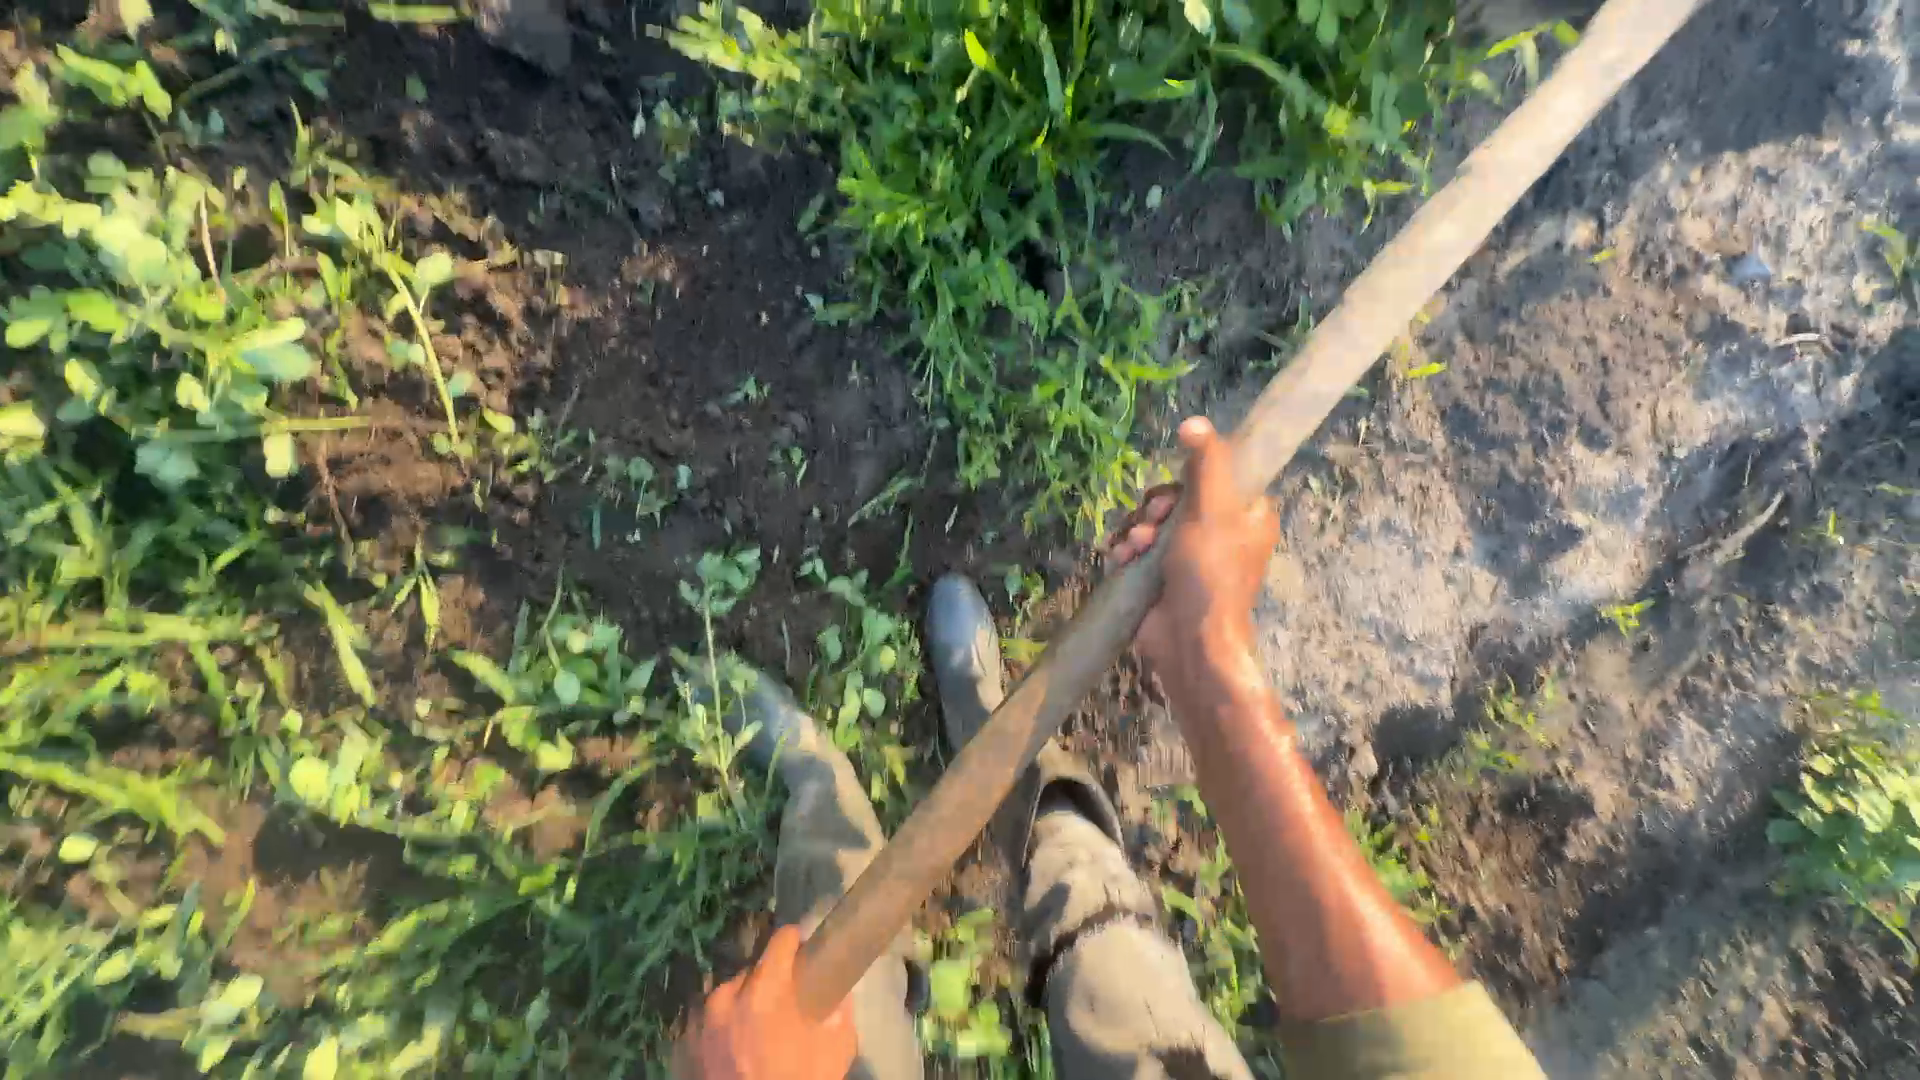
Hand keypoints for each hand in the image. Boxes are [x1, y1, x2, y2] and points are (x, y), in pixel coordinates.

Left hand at [674, 926, 855, 1079]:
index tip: (804, 952)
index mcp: (764, 991)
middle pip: (752, 970)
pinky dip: (721, 1028)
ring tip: (756, 1026)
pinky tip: (735, 1045)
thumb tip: (837, 993)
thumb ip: (840, 1011)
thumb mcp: (836, 1049)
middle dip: (768, 979)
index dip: (796, 942)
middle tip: (783, 1000)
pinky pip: (707, 1023)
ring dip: (742, 1003)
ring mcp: (700, 1025)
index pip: (780, 940)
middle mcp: (726, 999)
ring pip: (726, 996)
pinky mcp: (684, 1050)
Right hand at [1106, 417, 1277, 694]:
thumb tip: (1194, 422)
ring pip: (1151, 522)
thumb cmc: (1210, 572)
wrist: (1189, 640)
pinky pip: (1136, 548)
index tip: (1174, 493)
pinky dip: (1126, 551)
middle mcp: (1219, 533)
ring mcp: (1187, 556)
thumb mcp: (1212, 508)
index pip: (1214, 477)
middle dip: (1154, 510)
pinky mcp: (1160, 576)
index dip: (1187, 480)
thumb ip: (1206, 462)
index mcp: (1246, 514)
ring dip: (1135, 531)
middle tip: (1152, 525)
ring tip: (1134, 550)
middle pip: (1175, 498)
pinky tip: (1122, 560)